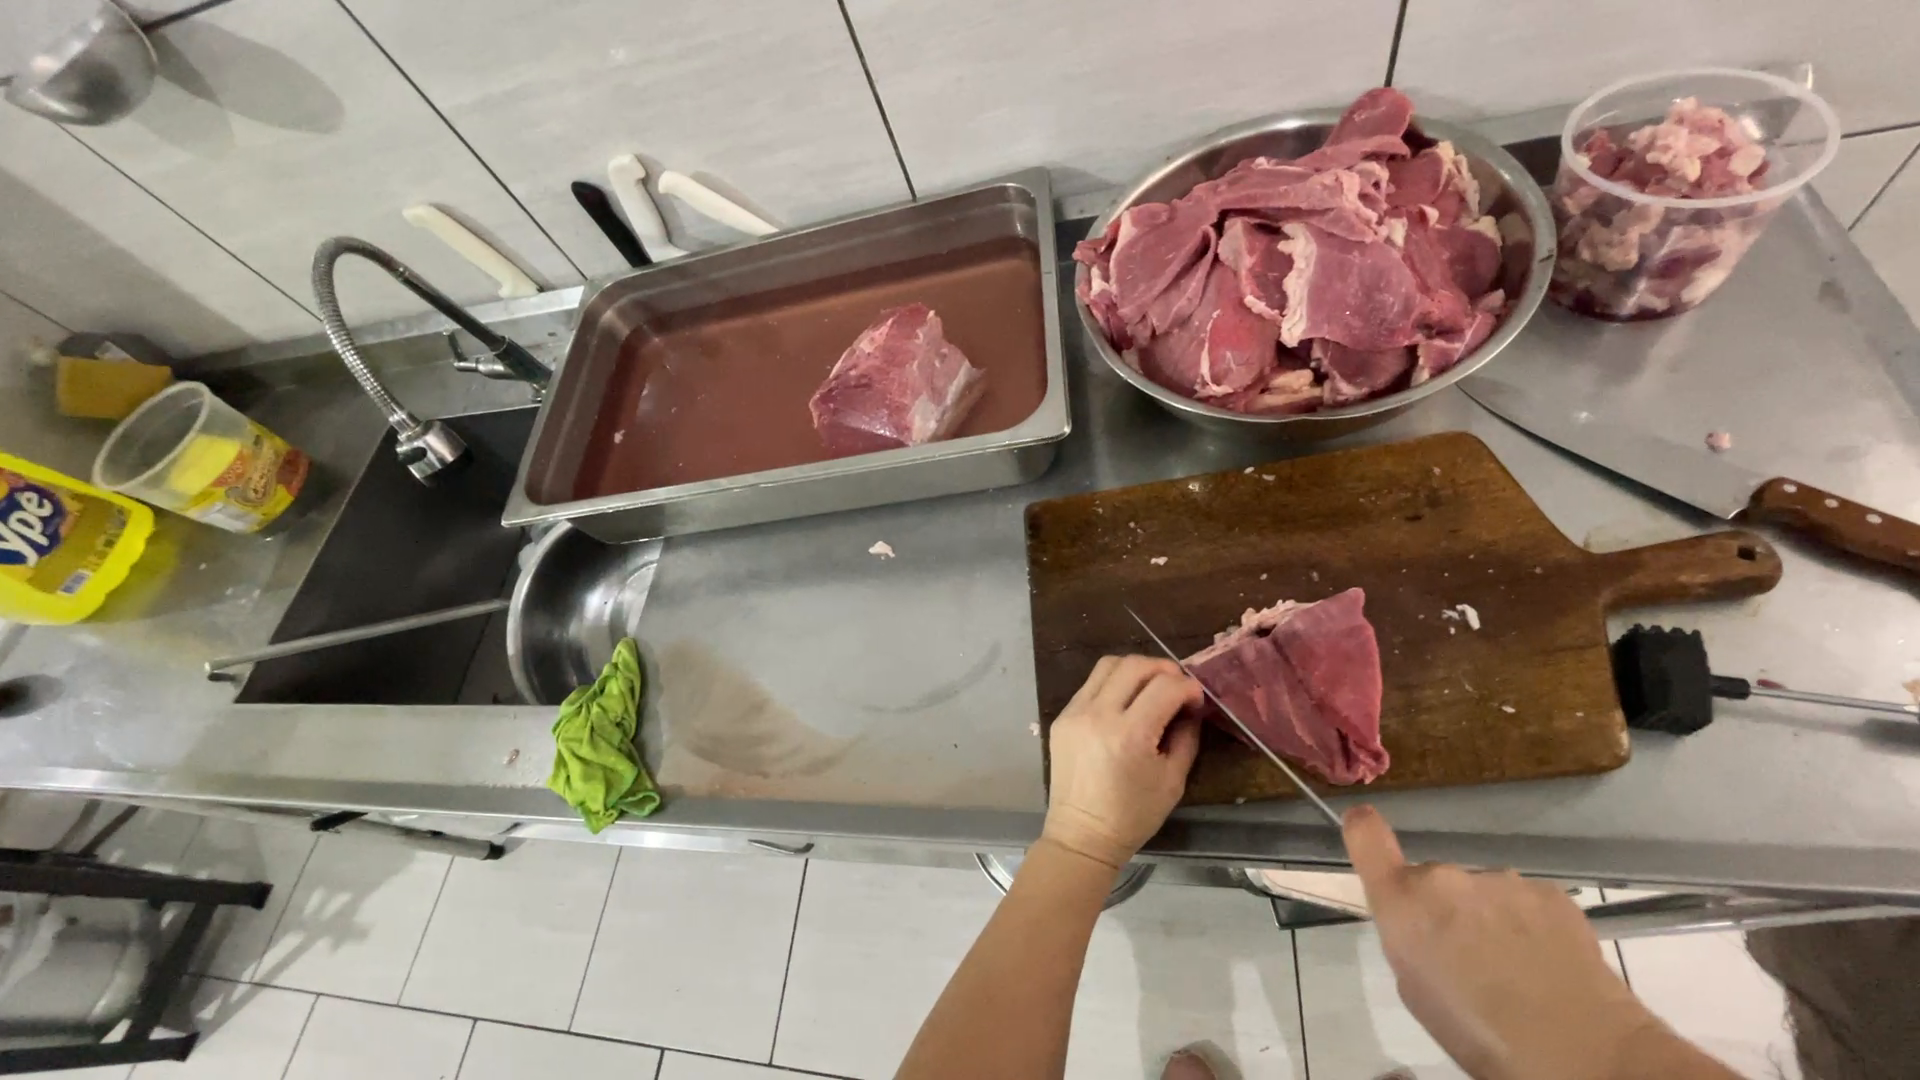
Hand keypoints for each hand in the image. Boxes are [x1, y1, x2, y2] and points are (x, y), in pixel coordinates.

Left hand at [1042, 655, 1203, 869]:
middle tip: (1177, 685)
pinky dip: (1113, 684)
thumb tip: (1190, 706)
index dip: (1188, 687)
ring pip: (1108, 666)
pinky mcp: (1062, 717)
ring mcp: (1074, 713)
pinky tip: (1126, 702)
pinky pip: (1090, 685)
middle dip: (1163, 668)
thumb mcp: (1174, 780)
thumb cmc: (1133, 815)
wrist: (1082, 835)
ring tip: (1151, 687)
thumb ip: (1186, 735)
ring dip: (1135, 669)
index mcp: (1129, 735)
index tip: (1197, 699)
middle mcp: (1098, 715)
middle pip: (1134, 665)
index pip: (1165, 687)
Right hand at [1343, 805, 1697, 1079]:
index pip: (1366, 835)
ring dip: (1489, 917)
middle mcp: (1444, 877)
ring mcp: (1501, 880)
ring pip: (1481, 892)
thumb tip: (1426, 923)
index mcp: (1402, 902)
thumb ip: (1409, 939)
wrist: (1583, 1053)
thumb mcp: (1417, 991)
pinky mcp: (1550, 892)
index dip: (1362, 828)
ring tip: (1516, 968)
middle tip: (1468, 956)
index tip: (1364, 827)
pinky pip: (1524, 901)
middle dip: (1445, 909)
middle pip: (1432, 880)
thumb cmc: (1480, 1035)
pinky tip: (1547, 962)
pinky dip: (1530, 925)